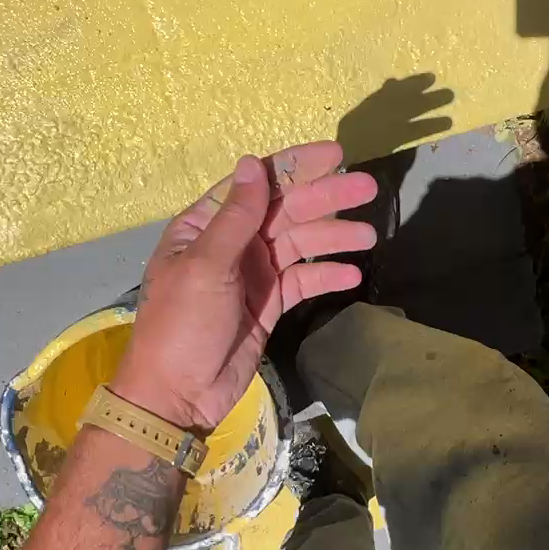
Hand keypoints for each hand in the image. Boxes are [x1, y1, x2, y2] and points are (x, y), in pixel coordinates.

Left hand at [112, 142, 377, 432]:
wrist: (179, 394)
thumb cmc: (182, 325)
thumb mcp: (206, 266)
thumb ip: (235, 217)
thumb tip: (253, 162)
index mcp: (208, 225)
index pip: (257, 184)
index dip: (296, 166)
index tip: (336, 155)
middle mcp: (233, 243)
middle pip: (287, 211)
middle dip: (327, 200)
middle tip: (368, 190)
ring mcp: (253, 274)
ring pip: (300, 245)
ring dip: (334, 238)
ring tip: (370, 237)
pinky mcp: (270, 304)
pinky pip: (303, 281)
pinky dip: (326, 276)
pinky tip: (352, 274)